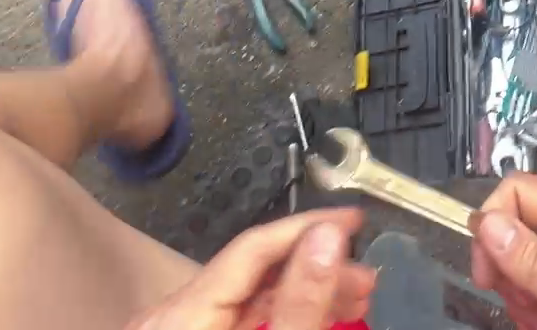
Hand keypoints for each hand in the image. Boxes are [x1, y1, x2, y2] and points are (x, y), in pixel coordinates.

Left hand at [128, 209, 376, 329]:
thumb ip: (300, 301)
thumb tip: (330, 233)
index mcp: (181, 316)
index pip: (253, 246)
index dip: (308, 225)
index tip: (356, 218)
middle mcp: (170, 318)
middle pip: (253, 271)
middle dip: (316, 266)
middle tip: (366, 275)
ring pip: (250, 297)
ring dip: (304, 290)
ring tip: (354, 295)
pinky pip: (238, 317)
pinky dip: (280, 312)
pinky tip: (313, 311)